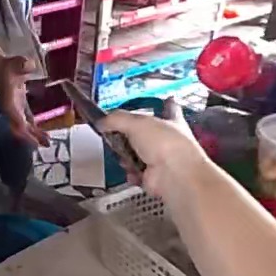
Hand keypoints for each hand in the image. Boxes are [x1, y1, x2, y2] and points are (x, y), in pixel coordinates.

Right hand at [0, 56, 50, 146]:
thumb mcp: (16, 64)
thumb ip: (23, 64)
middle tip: (47, 144)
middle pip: (21, 129)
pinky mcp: (18, 107)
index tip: (36, 142)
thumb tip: (29, 65)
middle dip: (32, 137)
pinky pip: (26, 120)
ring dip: (34, 134)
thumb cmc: (7, 67)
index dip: (26, 133)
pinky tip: (41, 131)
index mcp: (9, 104)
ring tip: (47, 141)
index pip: (18, 122)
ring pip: (24, 126)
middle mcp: (11, 110)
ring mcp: (14, 110)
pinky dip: (33, 126)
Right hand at [101, 100, 218, 202]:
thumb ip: (116, 119)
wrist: (173, 174)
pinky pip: (135, 172)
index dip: (166, 103)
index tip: (167, 99)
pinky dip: (130, 172)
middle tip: (118, 134)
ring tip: (124, 155)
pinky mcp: (153, 176)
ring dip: (127, 155)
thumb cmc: (168, 144)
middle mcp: (168, 140)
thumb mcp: (136, 122)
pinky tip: (132, 169)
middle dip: (130, 136)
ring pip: (137, 154)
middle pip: (146, 134)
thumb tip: (102, 122)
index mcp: (171, 121)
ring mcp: (161, 159)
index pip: (170, 108)